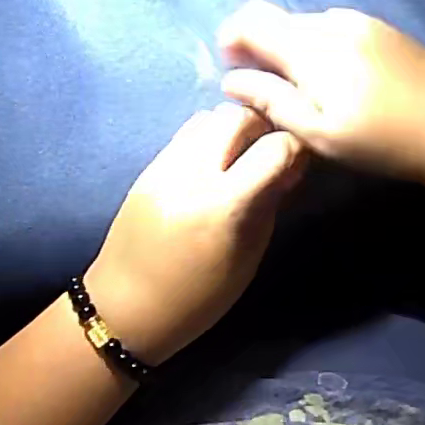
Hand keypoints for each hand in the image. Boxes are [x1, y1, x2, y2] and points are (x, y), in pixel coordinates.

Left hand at [86, 103, 304, 363]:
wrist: (126, 308)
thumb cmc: (199, 296)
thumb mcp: (249, 255)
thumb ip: (270, 201)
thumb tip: (289, 164)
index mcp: (222, 206)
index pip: (274, 148)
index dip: (295, 149)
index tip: (299, 164)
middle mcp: (190, 175)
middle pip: (238, 117)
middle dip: (263, 127)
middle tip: (271, 153)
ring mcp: (163, 167)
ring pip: (209, 116)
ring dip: (233, 128)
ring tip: (242, 156)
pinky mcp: (147, 167)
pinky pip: (186, 134)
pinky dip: (209, 138)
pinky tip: (216, 164)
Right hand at [217, 1, 424, 185]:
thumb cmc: (381, 140)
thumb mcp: (319, 133)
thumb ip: (272, 101)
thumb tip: (231, 81)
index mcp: (311, 47)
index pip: (252, 21)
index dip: (232, 39)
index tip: (233, 68)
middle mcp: (333, 22)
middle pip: (280, 20)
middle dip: (263, 46)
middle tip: (270, 88)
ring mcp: (363, 21)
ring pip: (310, 23)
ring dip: (294, 46)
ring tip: (307, 87)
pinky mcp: (385, 29)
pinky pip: (338, 26)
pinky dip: (323, 44)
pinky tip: (341, 77)